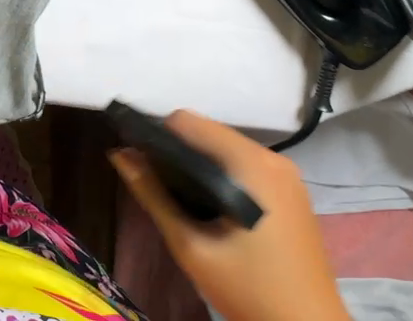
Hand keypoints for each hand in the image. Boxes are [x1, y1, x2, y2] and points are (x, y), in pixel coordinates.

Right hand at [111, 110, 349, 320]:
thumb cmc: (249, 291)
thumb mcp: (190, 245)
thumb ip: (153, 194)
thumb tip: (119, 153)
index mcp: (250, 164)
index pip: (187, 122)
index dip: (157, 137)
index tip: (143, 166)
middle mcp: (273, 159)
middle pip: (208, 132)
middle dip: (178, 152)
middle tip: (161, 189)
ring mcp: (288, 175)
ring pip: (225, 148)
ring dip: (199, 164)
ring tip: (183, 200)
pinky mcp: (293, 192)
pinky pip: (245, 165)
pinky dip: (222, 175)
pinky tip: (213, 208)